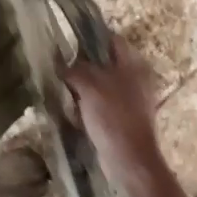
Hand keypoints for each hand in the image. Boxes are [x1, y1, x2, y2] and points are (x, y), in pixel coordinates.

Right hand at [63, 35, 162, 186]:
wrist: (129, 157)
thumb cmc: (112, 116)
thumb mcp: (90, 86)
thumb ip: (76, 70)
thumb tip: (63, 64)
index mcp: (133, 64)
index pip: (111, 40)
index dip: (90, 38)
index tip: (69, 42)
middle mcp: (135, 78)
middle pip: (105, 63)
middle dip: (84, 65)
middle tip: (61, 67)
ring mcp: (132, 99)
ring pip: (102, 85)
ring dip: (84, 87)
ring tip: (63, 89)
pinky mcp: (124, 118)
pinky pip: (102, 105)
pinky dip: (89, 105)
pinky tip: (74, 111)